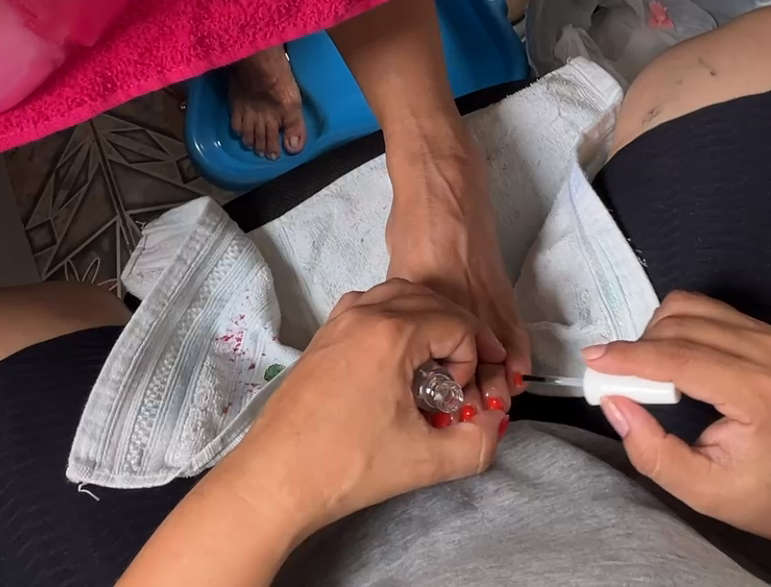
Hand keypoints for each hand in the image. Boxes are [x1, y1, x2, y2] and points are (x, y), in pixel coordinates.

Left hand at [216, 279, 508, 536]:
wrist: (275, 478)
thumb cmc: (348, 466)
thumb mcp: (425, 461)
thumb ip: (476, 443)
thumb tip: (495, 424)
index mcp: (393, 334)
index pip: (458, 324)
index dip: (474, 358)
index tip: (464, 396)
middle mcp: (366, 313)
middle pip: (431, 300)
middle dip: (457, 333)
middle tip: (462, 374)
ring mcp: (340, 319)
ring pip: (399, 293)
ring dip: (427, 318)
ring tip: (435, 359)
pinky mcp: (324, 333)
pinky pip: (370, 303)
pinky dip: (394, 315)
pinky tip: (395, 353)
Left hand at [383, 132, 530, 403]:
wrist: (442, 190)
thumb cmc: (413, 228)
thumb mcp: (399, 274)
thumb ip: (406, 310)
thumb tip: (411, 343)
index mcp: (424, 310)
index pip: (438, 362)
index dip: (444, 389)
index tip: (442, 409)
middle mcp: (457, 312)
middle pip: (468, 365)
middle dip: (472, 394)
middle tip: (472, 418)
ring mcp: (483, 301)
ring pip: (492, 352)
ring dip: (495, 380)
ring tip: (494, 405)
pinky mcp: (501, 289)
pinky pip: (512, 329)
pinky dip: (514, 353)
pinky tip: (516, 375)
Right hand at [584, 291, 770, 556]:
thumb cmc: (766, 496)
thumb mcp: (703, 492)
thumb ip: (652, 451)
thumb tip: (613, 402)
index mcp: (759, 395)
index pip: (680, 358)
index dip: (630, 357)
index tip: (592, 360)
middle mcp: (767, 353)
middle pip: (678, 327)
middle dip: (637, 349)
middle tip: (619, 380)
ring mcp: (768, 336)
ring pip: (686, 307)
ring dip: (654, 333)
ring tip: (650, 371)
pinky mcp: (763, 330)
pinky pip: (702, 307)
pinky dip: (674, 324)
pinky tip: (672, 356)